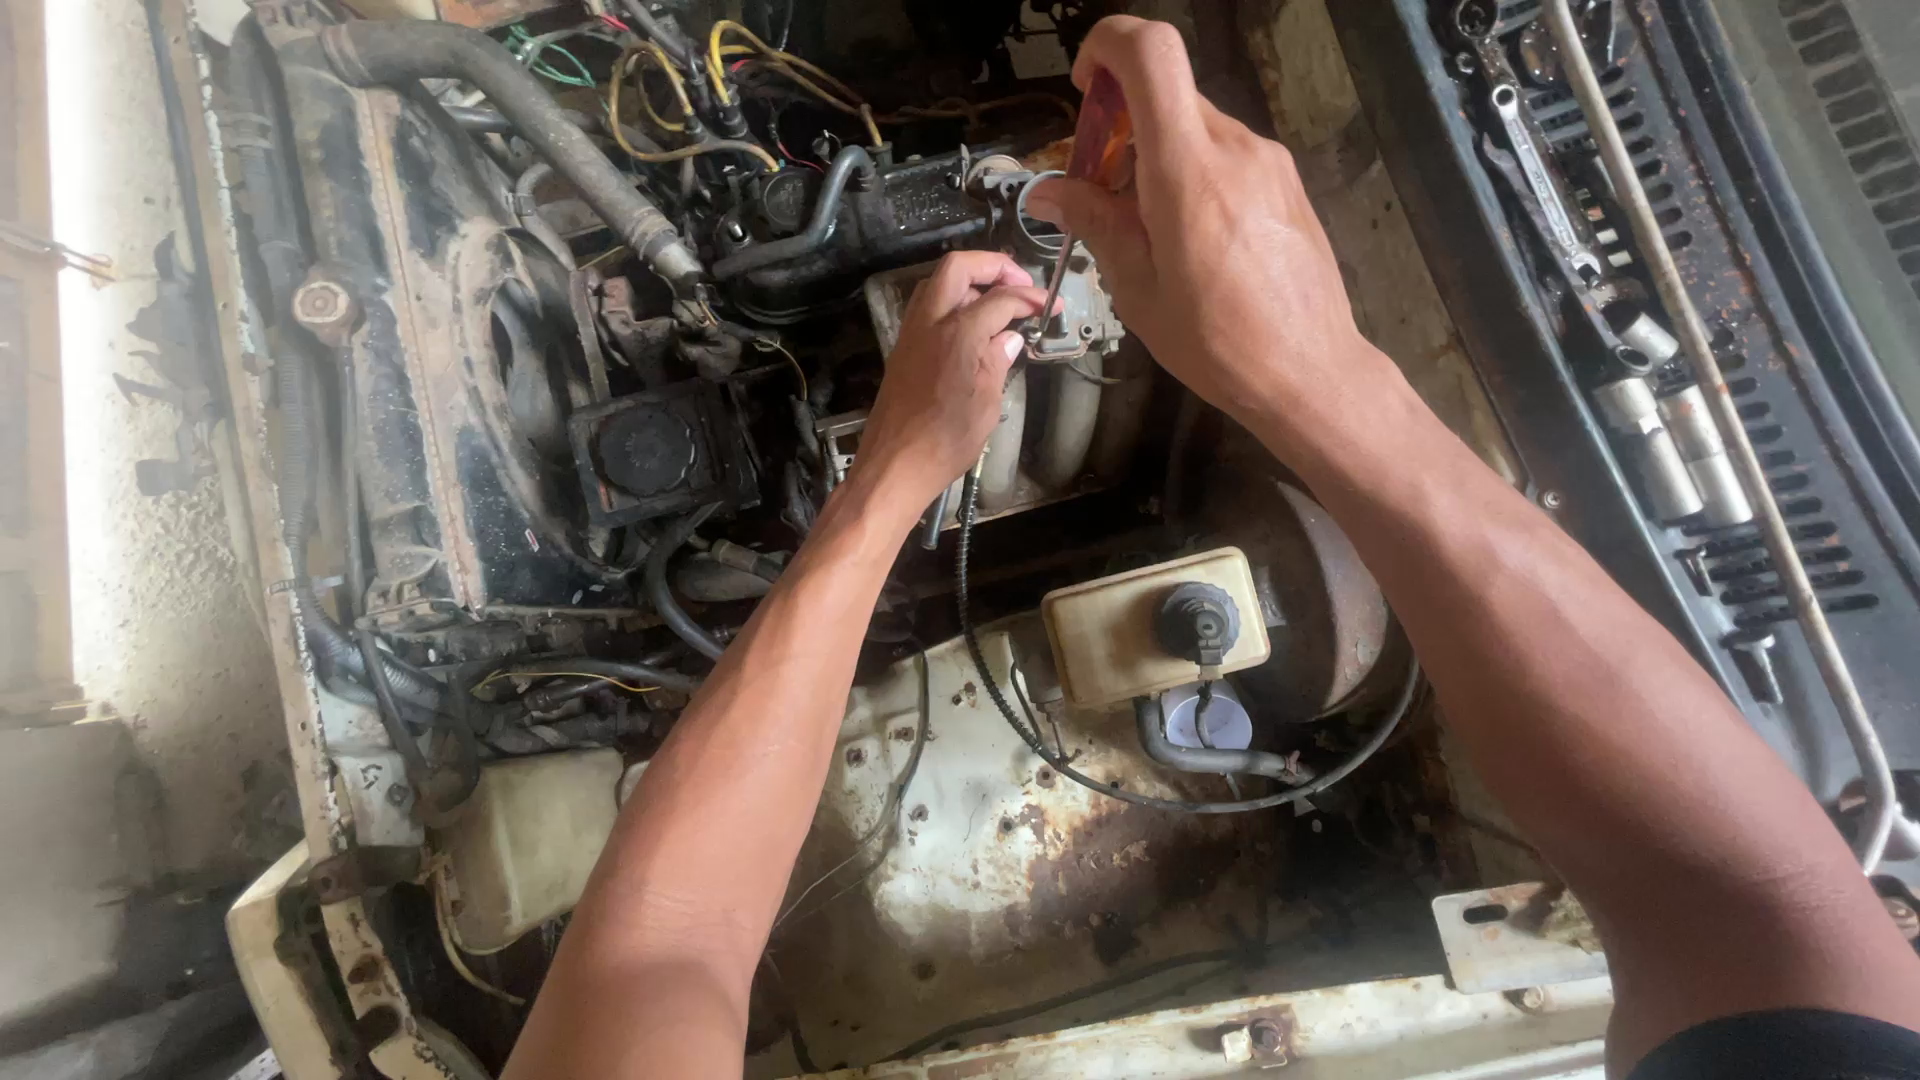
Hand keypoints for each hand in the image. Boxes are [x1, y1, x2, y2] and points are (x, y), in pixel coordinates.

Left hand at [853, 251, 1051, 507]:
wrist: (894, 465)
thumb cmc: (945, 442)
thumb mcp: (987, 405)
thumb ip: (998, 363)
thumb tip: (1009, 338)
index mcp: (958, 334)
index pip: (1000, 299)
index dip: (1029, 298)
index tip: (1050, 306)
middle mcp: (930, 323)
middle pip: (957, 267)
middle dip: (992, 265)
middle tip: (1019, 283)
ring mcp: (911, 334)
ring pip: (937, 284)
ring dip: (968, 282)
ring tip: (997, 303)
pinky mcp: (902, 350)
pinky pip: (927, 309)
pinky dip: (952, 304)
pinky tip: (972, 328)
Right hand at [1025, 17, 1398, 451]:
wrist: (1308, 371)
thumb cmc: (1213, 342)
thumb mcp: (1138, 290)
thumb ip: (1095, 223)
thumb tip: (1048, 189)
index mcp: (1188, 172)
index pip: (1151, 53)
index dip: (1107, 46)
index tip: (1084, 90)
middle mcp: (1234, 148)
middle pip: (1167, 95)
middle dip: (1120, 128)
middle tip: (1100, 195)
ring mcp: (1268, 162)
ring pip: (1195, 128)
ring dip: (1155, 157)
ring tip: (1146, 231)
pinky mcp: (1286, 182)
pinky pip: (1226, 155)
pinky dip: (1191, 174)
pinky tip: (1190, 239)